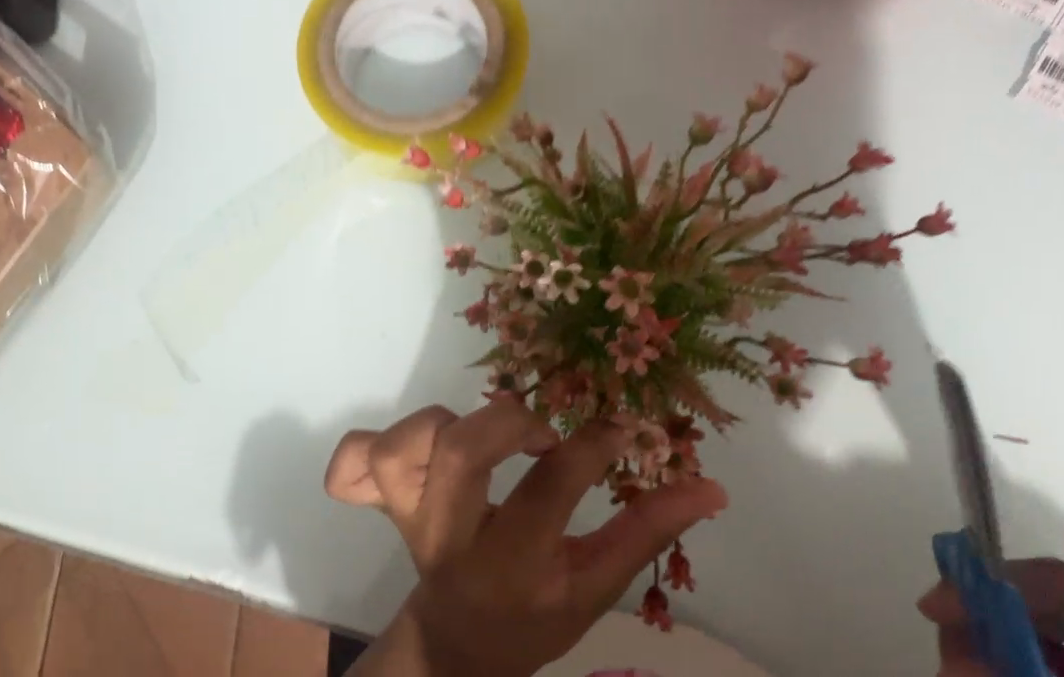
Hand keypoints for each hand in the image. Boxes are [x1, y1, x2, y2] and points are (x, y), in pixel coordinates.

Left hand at [325, 398, 727, 676]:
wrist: (458, 639)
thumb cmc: (534, 616)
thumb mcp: (594, 588)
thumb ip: (643, 534)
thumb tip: (710, 488)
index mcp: (511, 566)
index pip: (548, 493)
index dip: (589, 447)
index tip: (620, 424)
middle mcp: (449, 537)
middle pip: (458, 455)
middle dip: (506, 424)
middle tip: (542, 434)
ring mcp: (406, 516)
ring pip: (399, 450)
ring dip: (442, 427)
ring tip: (483, 438)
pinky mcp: (382, 500)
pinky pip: (353, 464)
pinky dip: (370, 446)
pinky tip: (416, 448)